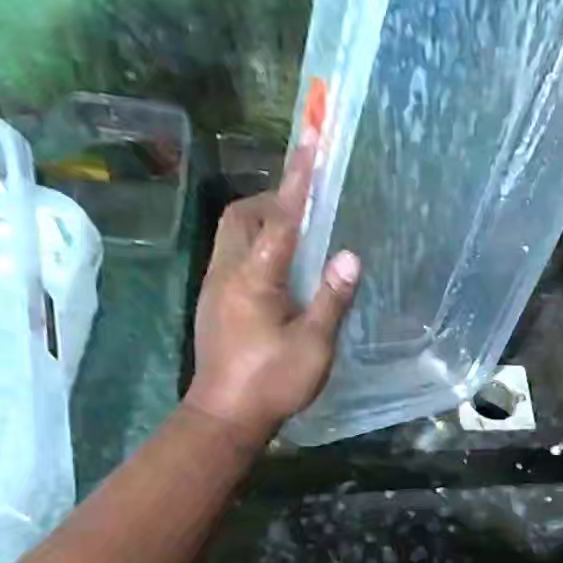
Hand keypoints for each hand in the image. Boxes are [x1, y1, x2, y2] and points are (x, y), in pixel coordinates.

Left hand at [184, 135, 361, 440]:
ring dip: (260, 224)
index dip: (299, 180)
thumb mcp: (312, 347)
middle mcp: (227, 273)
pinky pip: (230, 258)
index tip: (311, 143)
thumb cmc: (271, 384)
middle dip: (272, 199)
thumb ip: (331, 299)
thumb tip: (350, 257)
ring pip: (231, 236)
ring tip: (294, 238)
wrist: (224, 418)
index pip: (281, 217)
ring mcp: (214, 289)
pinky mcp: (212, 305)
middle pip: (242, 215)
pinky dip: (253, 249)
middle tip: (304, 208)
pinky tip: (275, 273)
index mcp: (254, 278)